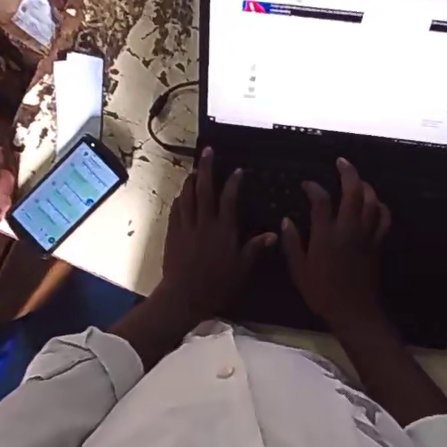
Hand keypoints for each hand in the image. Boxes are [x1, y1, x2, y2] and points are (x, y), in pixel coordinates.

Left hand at [153, 148, 273, 319]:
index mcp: (223, 230)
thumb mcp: (241, 268)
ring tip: (194, 170)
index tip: (237, 170)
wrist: (184, 295)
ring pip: (187, 196)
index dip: (233, 182)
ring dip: (190, 180)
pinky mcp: (173, 234)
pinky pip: (176, 211)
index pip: (229, 198)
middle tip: (207, 151)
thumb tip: (273, 234)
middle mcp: (204, 223)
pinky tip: (182, 195)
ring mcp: (186, 227)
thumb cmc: (216, 284)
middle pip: (204, 189)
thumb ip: (255, 248)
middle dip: (206, 168)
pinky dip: (180, 199)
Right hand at [280, 158, 392, 327]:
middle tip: (341, 162)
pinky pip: (384, 218)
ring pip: (372, 201)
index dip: (313, 187)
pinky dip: (381, 206)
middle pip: (353, 192)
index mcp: (326, 235)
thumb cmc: (322, 292)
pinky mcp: (378, 244)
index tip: (306, 185)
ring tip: (356, 179)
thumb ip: (292, 243)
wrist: (354, 311)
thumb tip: (286, 221)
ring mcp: (367, 235)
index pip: (321, 200)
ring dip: (365, 185)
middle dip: (348, 173)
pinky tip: (375, 203)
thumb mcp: (298, 270)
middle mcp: (349, 230)